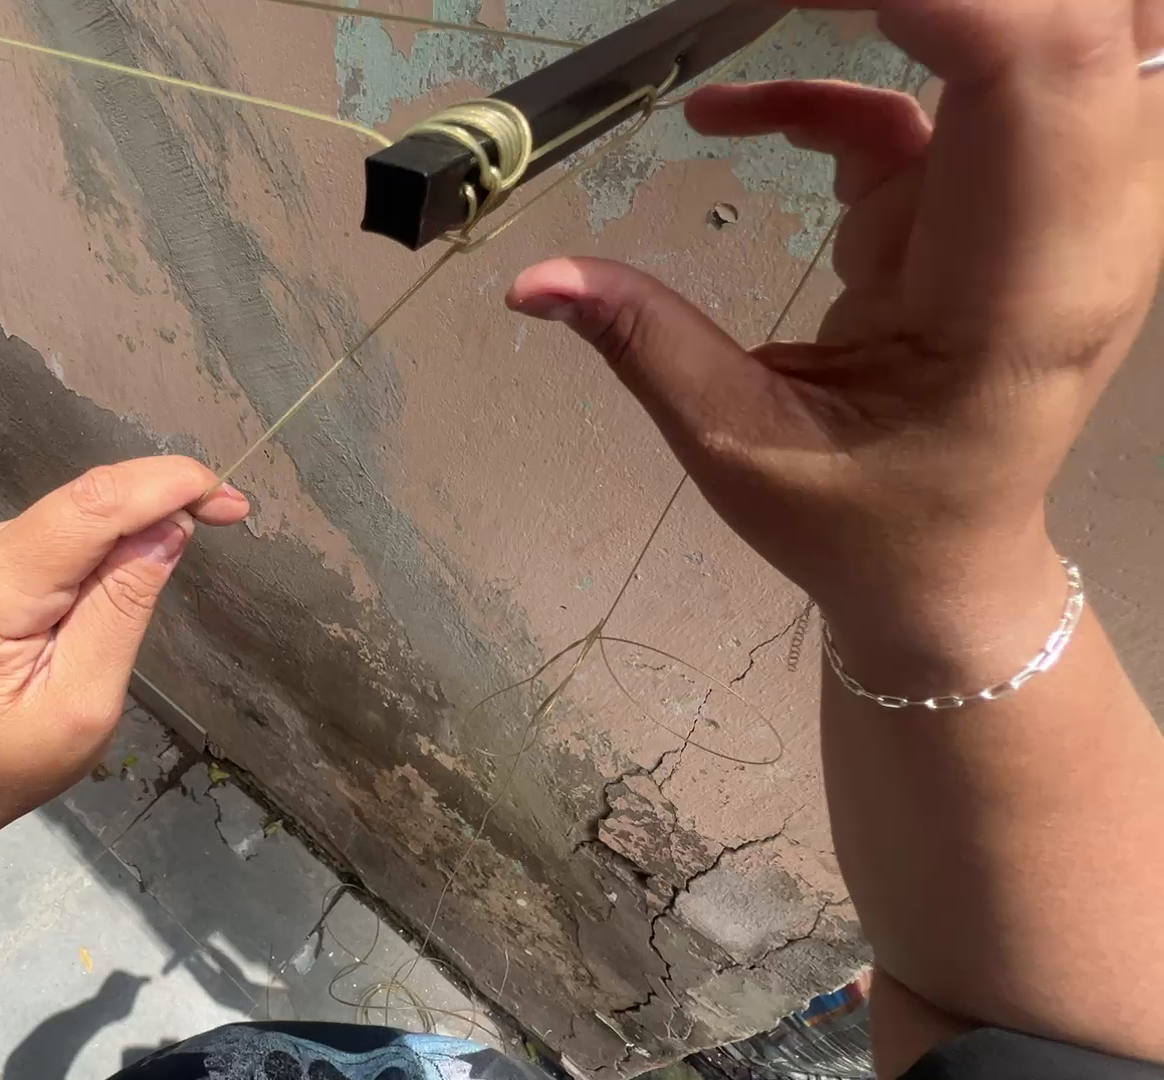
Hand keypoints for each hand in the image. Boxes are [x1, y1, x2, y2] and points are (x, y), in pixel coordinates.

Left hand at [0, 458, 248, 843]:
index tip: (227, 499)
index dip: (163, 486)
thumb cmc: (16, 759)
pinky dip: (108, 538)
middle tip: (226, 515)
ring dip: (136, 522)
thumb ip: (124, 607)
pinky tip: (121, 573)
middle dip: (161, 500)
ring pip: (78, 511)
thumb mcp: (86, 701)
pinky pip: (63, 527)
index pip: (86, 508)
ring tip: (165, 564)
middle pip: (84, 503)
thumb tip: (170, 527)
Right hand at [507, 0, 1162, 657]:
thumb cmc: (848, 522)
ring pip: (1029, 36)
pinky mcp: (974, 208)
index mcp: (1026, 285)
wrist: (935, 560)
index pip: (1037, 71)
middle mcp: (1075, 218)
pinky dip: (825, 87)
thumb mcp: (730, 442)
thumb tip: (530, 281)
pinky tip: (727, 112)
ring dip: (901, 12)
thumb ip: (642, 343)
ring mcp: (1033, 204)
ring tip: (755, 16)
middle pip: (1078, 20)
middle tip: (762, 5)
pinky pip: (923, 100)